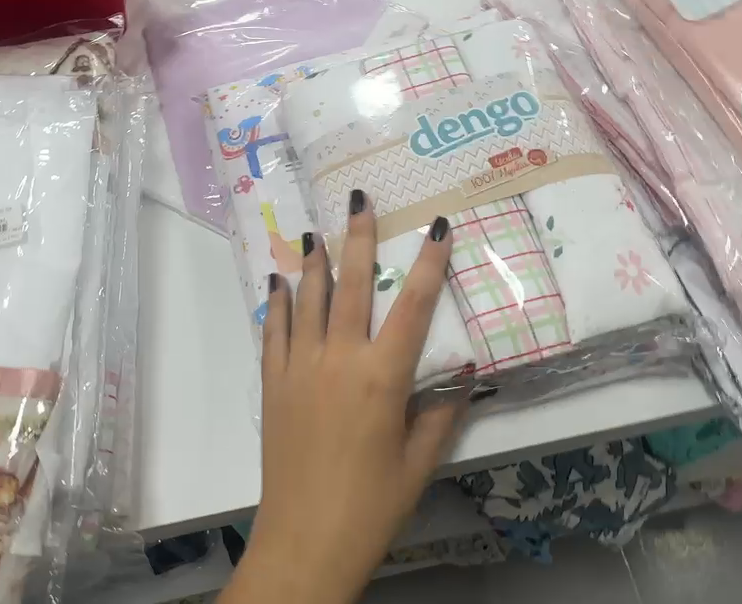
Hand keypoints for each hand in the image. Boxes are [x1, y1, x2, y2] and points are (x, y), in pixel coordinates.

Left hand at [222, 193, 467, 603]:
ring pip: (309, 299)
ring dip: (315, 260)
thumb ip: (443, 411)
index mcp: (383, 378)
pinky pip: (275, 330)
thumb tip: (468, 369)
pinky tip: (278, 279)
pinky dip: (278, 301)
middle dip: (359, 238)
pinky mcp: (273, 383)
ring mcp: (300, 367)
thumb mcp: (420, 462)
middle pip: (352, 285)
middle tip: (360, 199)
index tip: (438, 226)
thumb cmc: (372, 506)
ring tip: (317, 227)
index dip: (430, 263)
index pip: (414, 307)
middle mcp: (339, 359)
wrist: (304, 542)